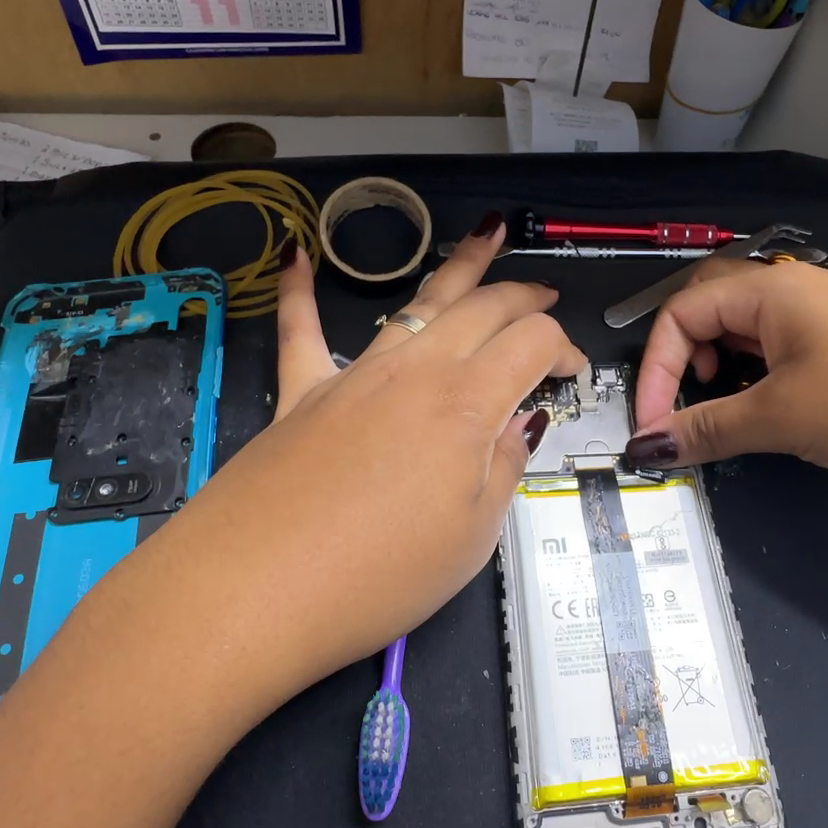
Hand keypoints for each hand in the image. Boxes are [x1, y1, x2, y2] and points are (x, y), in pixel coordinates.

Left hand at [153, 218, 584, 692]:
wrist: (256, 592)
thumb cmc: (377, 577)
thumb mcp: (472, 536)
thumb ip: (503, 469)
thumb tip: (522, 425)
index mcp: (465, 404)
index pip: (531, 344)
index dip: (563, 349)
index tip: (571, 373)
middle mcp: (414, 372)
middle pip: (482, 308)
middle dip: (522, 296)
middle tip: (545, 294)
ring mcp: (354, 377)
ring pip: (416, 302)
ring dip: (458, 267)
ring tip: (487, 235)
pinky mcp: (300, 394)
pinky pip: (301, 330)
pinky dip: (299, 291)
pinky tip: (294, 253)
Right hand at [628, 260, 827, 495]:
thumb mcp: (781, 417)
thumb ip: (706, 429)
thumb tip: (644, 448)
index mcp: (772, 289)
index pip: (682, 313)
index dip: (656, 370)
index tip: (653, 427)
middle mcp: (797, 291)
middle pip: (711, 313)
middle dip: (684, 362)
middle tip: (686, 409)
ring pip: (748, 336)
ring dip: (721, 374)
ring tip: (727, 413)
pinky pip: (783, 355)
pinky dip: (759, 382)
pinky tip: (771, 414)